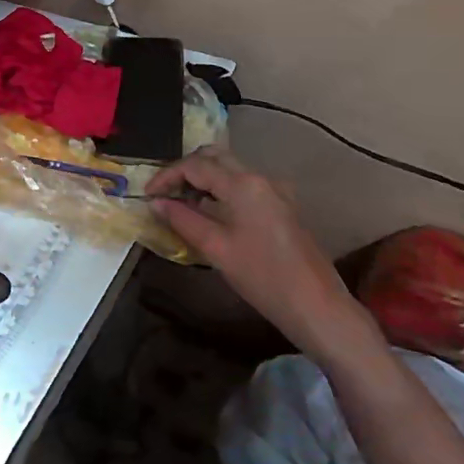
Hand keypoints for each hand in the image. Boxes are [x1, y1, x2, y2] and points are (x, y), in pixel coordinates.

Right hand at [148, 147, 381, 365]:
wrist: (317, 305)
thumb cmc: (263, 277)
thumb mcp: (217, 249)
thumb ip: (184, 220)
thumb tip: (156, 203)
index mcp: (243, 183)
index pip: (196, 165)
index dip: (167, 176)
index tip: (147, 195)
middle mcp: (260, 177)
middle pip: (215, 157)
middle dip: (185, 170)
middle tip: (163, 193)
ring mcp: (274, 190)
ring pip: (230, 169)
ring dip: (203, 179)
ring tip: (180, 203)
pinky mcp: (281, 205)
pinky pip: (243, 185)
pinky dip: (220, 189)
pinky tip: (208, 212)